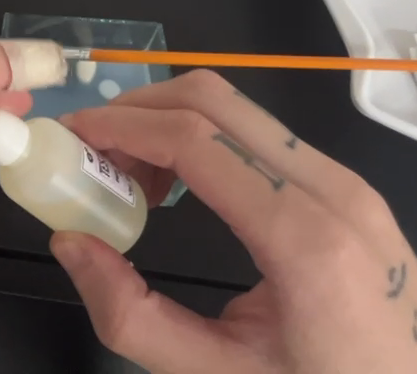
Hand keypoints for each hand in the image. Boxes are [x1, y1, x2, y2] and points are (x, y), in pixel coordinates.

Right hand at [52, 70, 416, 373]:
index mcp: (305, 239)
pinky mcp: (347, 187)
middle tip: (93, 153)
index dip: (119, 126)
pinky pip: (256, 132)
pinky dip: (198, 136)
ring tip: (131, 176)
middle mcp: (330, 189)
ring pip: (232, 105)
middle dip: (134, 109)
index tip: (72, 139)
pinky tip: (179, 185)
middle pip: (210, 97)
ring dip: (165, 120)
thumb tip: (69, 243)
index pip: (193, 138)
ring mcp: (345, 182)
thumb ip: (136, 318)